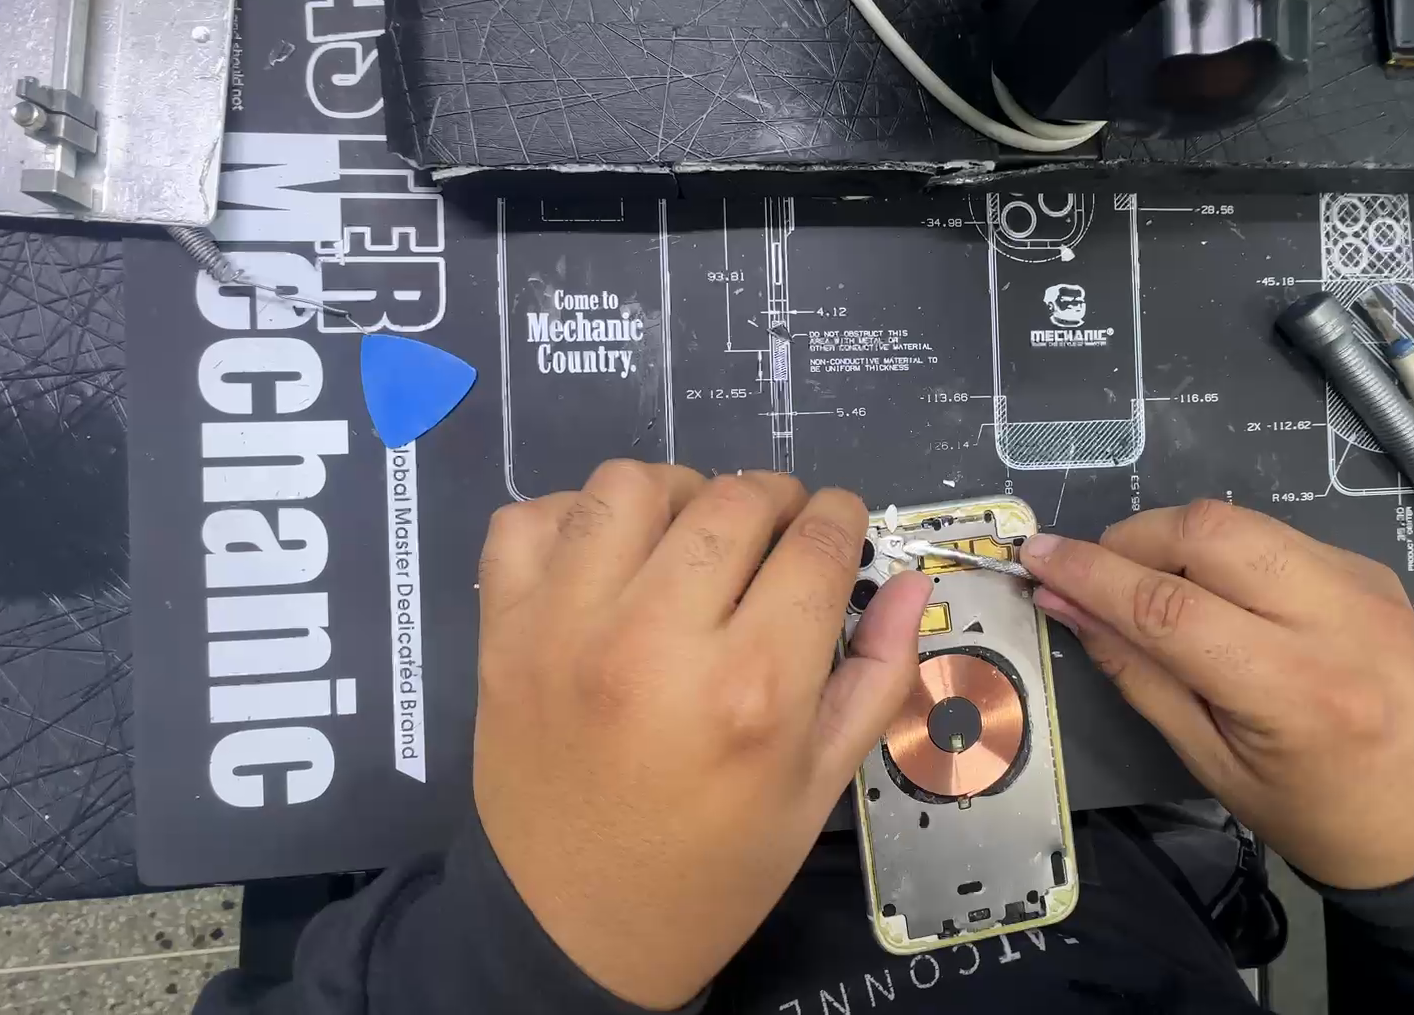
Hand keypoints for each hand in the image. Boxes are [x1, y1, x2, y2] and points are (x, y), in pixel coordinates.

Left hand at [473, 461, 931, 1008]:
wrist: (570, 929)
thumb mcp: (820, 784)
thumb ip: (878, 673)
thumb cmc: (715, 864)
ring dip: (679, 493)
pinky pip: (528, 518)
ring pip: (630, 484)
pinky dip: (573, 516)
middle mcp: (654, 641)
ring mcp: (563, 628)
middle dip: (777, 498)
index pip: (818, 545)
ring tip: (691, 536)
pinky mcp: (501, 631)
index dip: (844, 517)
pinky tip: (608, 559)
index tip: (841, 523)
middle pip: (733, 500)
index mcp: (752, 690)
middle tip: (778, 533)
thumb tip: (911, 580)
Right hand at [1020, 499, 1413, 890]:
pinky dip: (1213, 549)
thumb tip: (1063, 602)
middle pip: (1208, 533)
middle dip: (1130, 539)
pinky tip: (1209, 591)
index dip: (1090, 574)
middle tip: (1097, 574)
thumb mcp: (1202, 755)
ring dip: (1168, 538)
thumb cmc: (1305, 808)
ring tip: (1146, 582)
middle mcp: (1339, 620)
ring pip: (1234, 519)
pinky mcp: (1367, 567)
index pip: (1168, 607)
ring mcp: (1362, 584)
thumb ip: (1130, 667)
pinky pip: (1264, 532)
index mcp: (1296, 691)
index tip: (1036, 555)